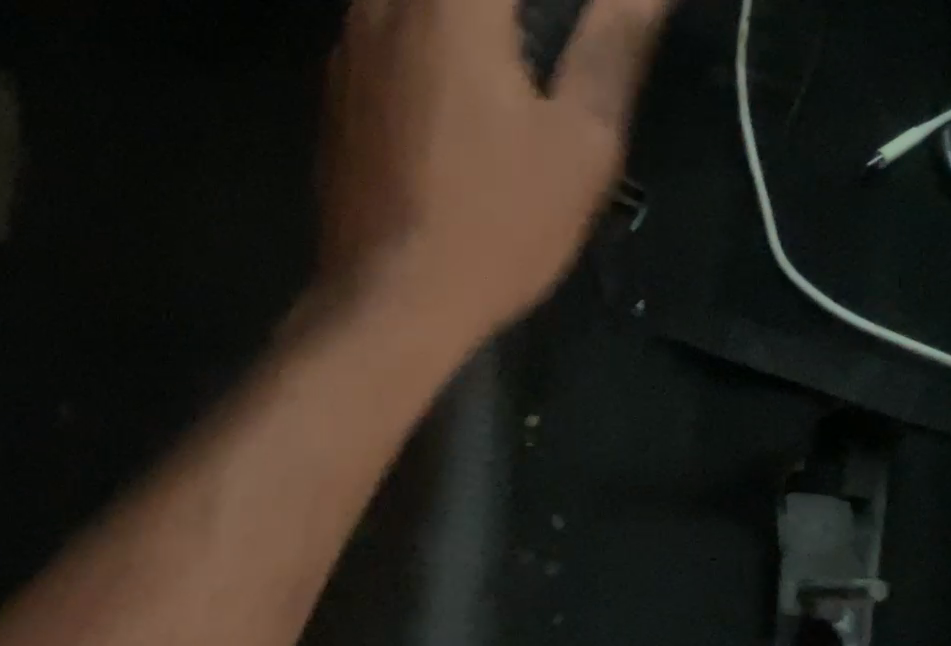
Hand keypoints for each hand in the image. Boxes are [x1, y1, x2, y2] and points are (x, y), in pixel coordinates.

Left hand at [318, 0, 672, 336]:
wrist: (387, 310)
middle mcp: (386, 2)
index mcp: (452, 0)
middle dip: (513, 21)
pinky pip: (390, 46)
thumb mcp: (582, 144)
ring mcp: (348, 53)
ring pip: (420, 9)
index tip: (577, 42)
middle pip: (466, 0)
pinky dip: (429, 58)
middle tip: (552, 59)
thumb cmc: (494, 230)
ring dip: (470, 33)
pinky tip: (455, 119)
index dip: (559, 10)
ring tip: (512, 86)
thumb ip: (617, 43)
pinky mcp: (333, 102)